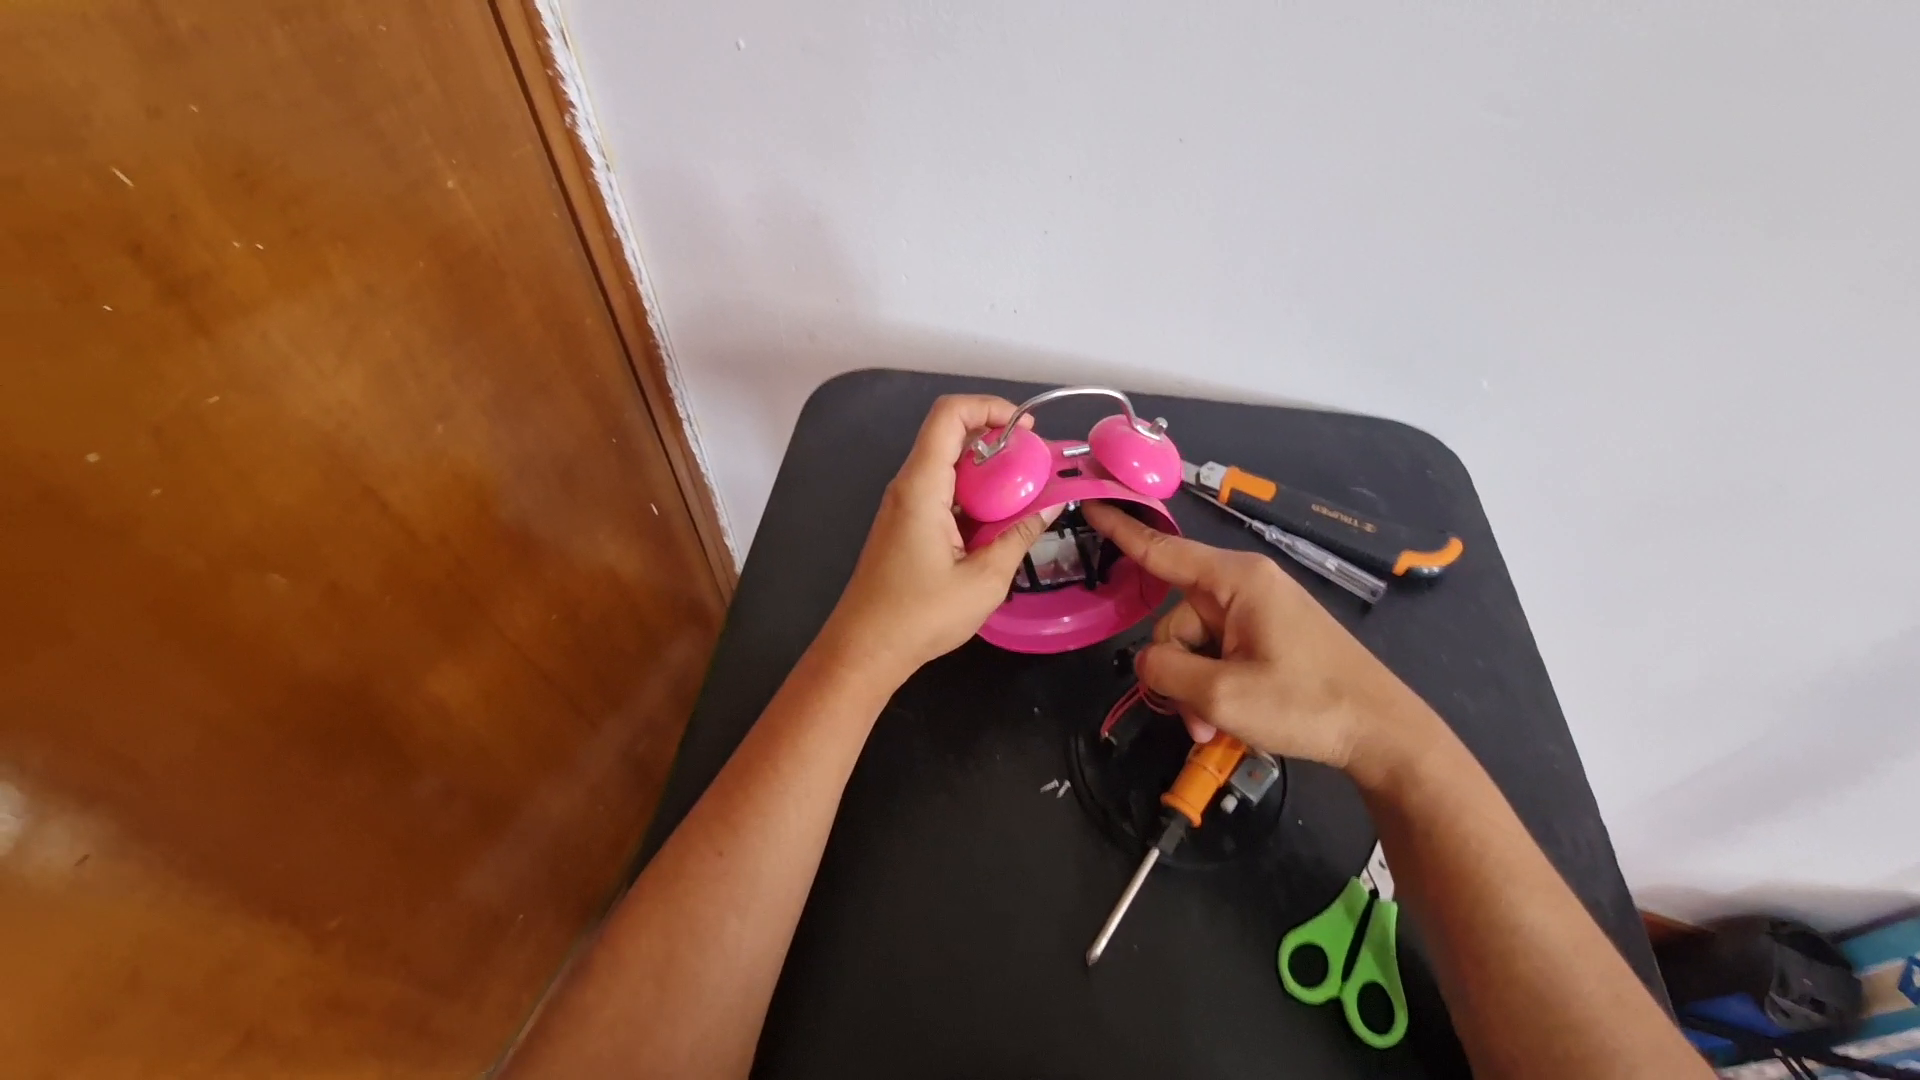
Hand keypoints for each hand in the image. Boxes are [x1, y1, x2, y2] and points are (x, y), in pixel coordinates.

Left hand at [818, 395, 1059, 683]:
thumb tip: (1052, 505)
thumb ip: (1020, 536)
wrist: (865, 649)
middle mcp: (908, 487)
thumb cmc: (920, 616)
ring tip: (1025, 497)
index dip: (989, 407)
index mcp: (921, 487)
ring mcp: (903, 506)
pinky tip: (997, 523)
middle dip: (997, 442)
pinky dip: (972, 497)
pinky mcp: (905, 526)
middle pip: (950, 436)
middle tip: (1035, 467)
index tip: (1026, 430)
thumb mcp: (984, 580)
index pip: (949, 415)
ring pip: (948, 466)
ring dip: (987, 473)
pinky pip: (942, 493)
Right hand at [1082, 502, 1439, 778]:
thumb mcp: (1221, 695)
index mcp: (1236, 580)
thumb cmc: (1307, 705)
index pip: (1163, 550)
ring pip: (1195, 644)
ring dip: (1195, 689)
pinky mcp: (1266, 635)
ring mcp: (1257, 611)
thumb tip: (1146, 662)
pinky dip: (1215, 687)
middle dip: (1175, 670)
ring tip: (1216, 728)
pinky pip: (1219, 653)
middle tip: (1196, 718)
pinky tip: (1228, 721)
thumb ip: (1165, 671)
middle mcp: (1244, 586)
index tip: (1090, 504)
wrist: (1382, 734)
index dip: (1121, 530)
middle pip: (1175, 618)